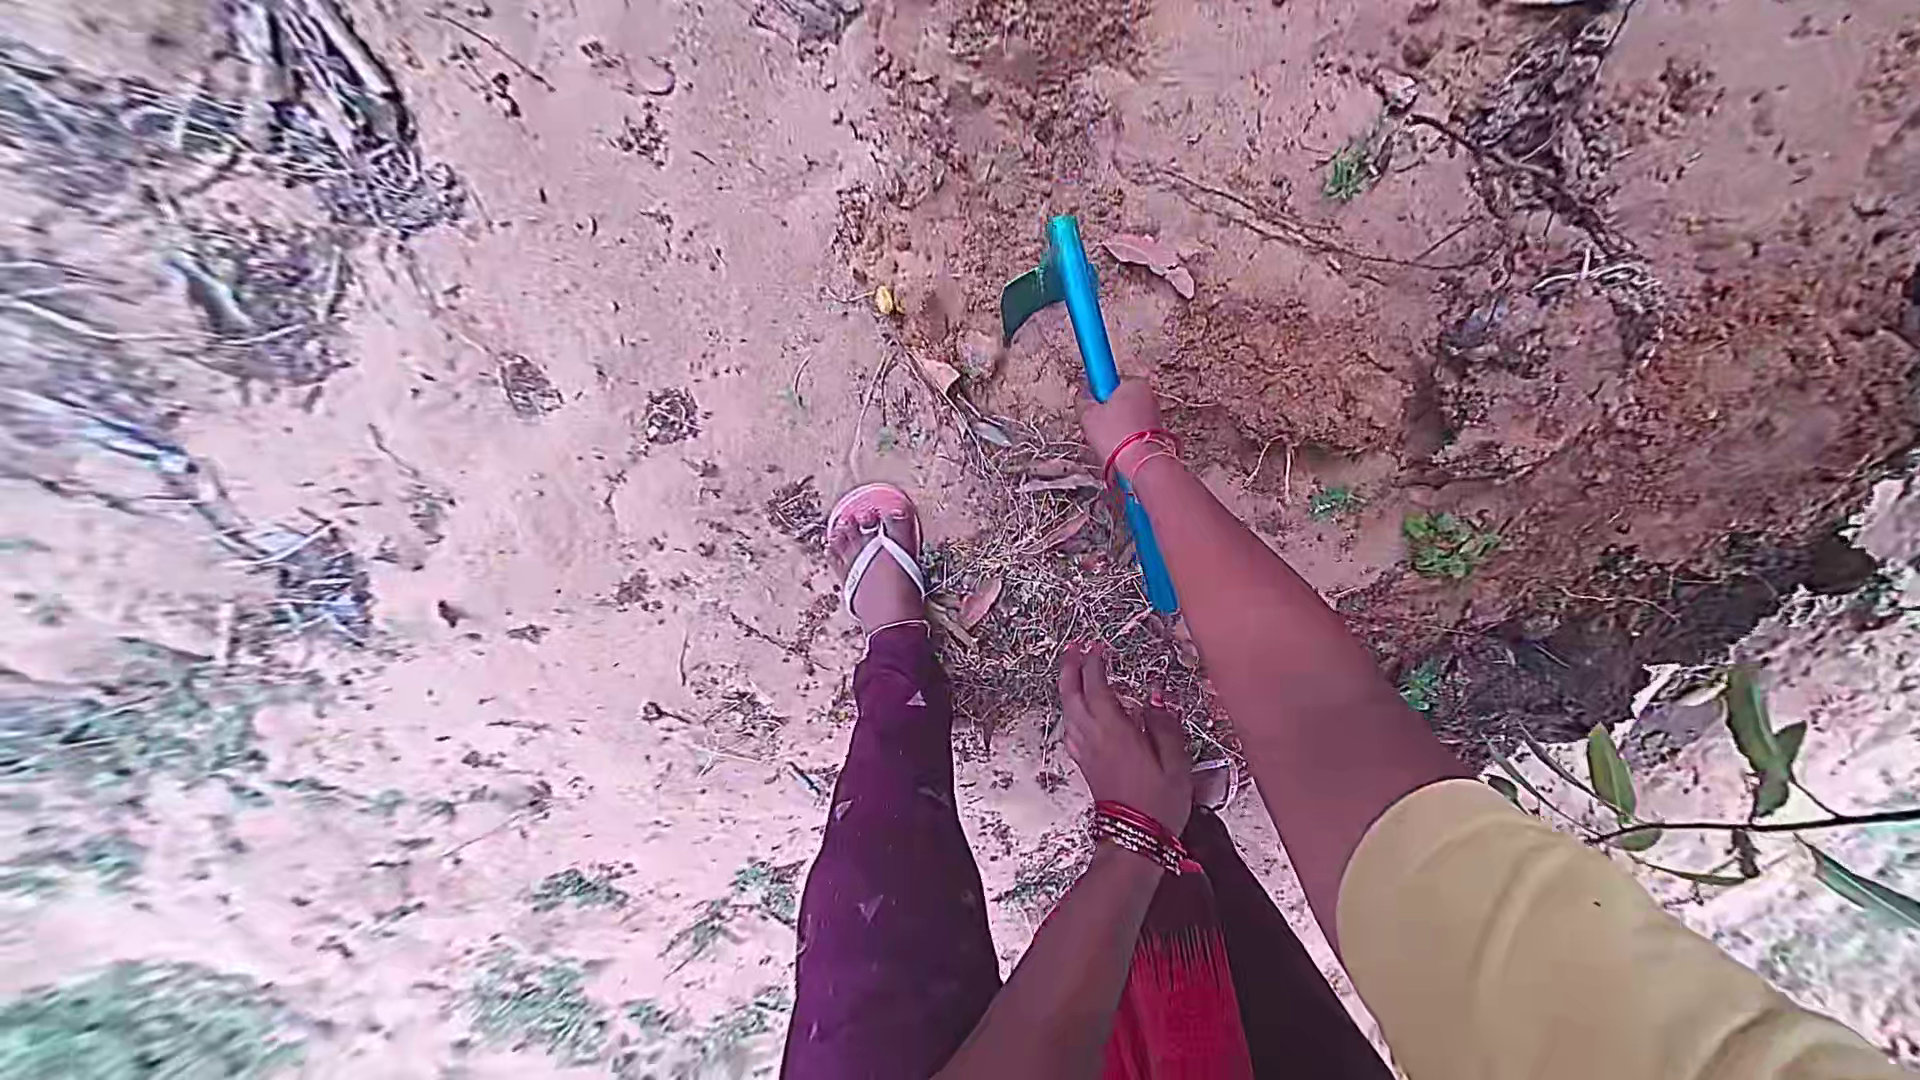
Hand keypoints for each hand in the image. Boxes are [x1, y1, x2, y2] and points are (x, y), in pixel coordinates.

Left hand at [1059, 642, 1191, 836]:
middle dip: (1070, 668)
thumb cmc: (1158, 801)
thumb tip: (1157, 697)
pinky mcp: (1083, 762)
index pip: (1096, 686)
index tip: (1098, 647)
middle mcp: (1092, 735)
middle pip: (1071, 693)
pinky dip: (1071, 709)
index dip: (1094, 664)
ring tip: (1075, 671)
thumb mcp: (1175, 761)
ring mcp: (1084, 749)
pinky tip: (1078, 710)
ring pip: (1067, 709)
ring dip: (1068, 686)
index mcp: (1113, 729)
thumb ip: (1164, 724)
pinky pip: (1070, 727)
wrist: (1134, 838)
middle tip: (1074, 649)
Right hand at [1078, 379, 1164, 467]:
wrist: (1140, 462)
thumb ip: (1083, 401)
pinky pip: (1132, 432)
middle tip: (1095, 425)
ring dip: (1114, 428)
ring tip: (1106, 440)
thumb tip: (1081, 397)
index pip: (1110, 381)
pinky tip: (1117, 449)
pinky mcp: (1156, 433)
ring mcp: (1154, 415)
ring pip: (1125, 418)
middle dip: (1106, 413)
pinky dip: (1124, 439)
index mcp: (1134, 383)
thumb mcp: (1088, 415)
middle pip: (1118, 400)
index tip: (1090, 401)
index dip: (1097, 394)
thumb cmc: (1117, 435)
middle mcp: (1148, 395)